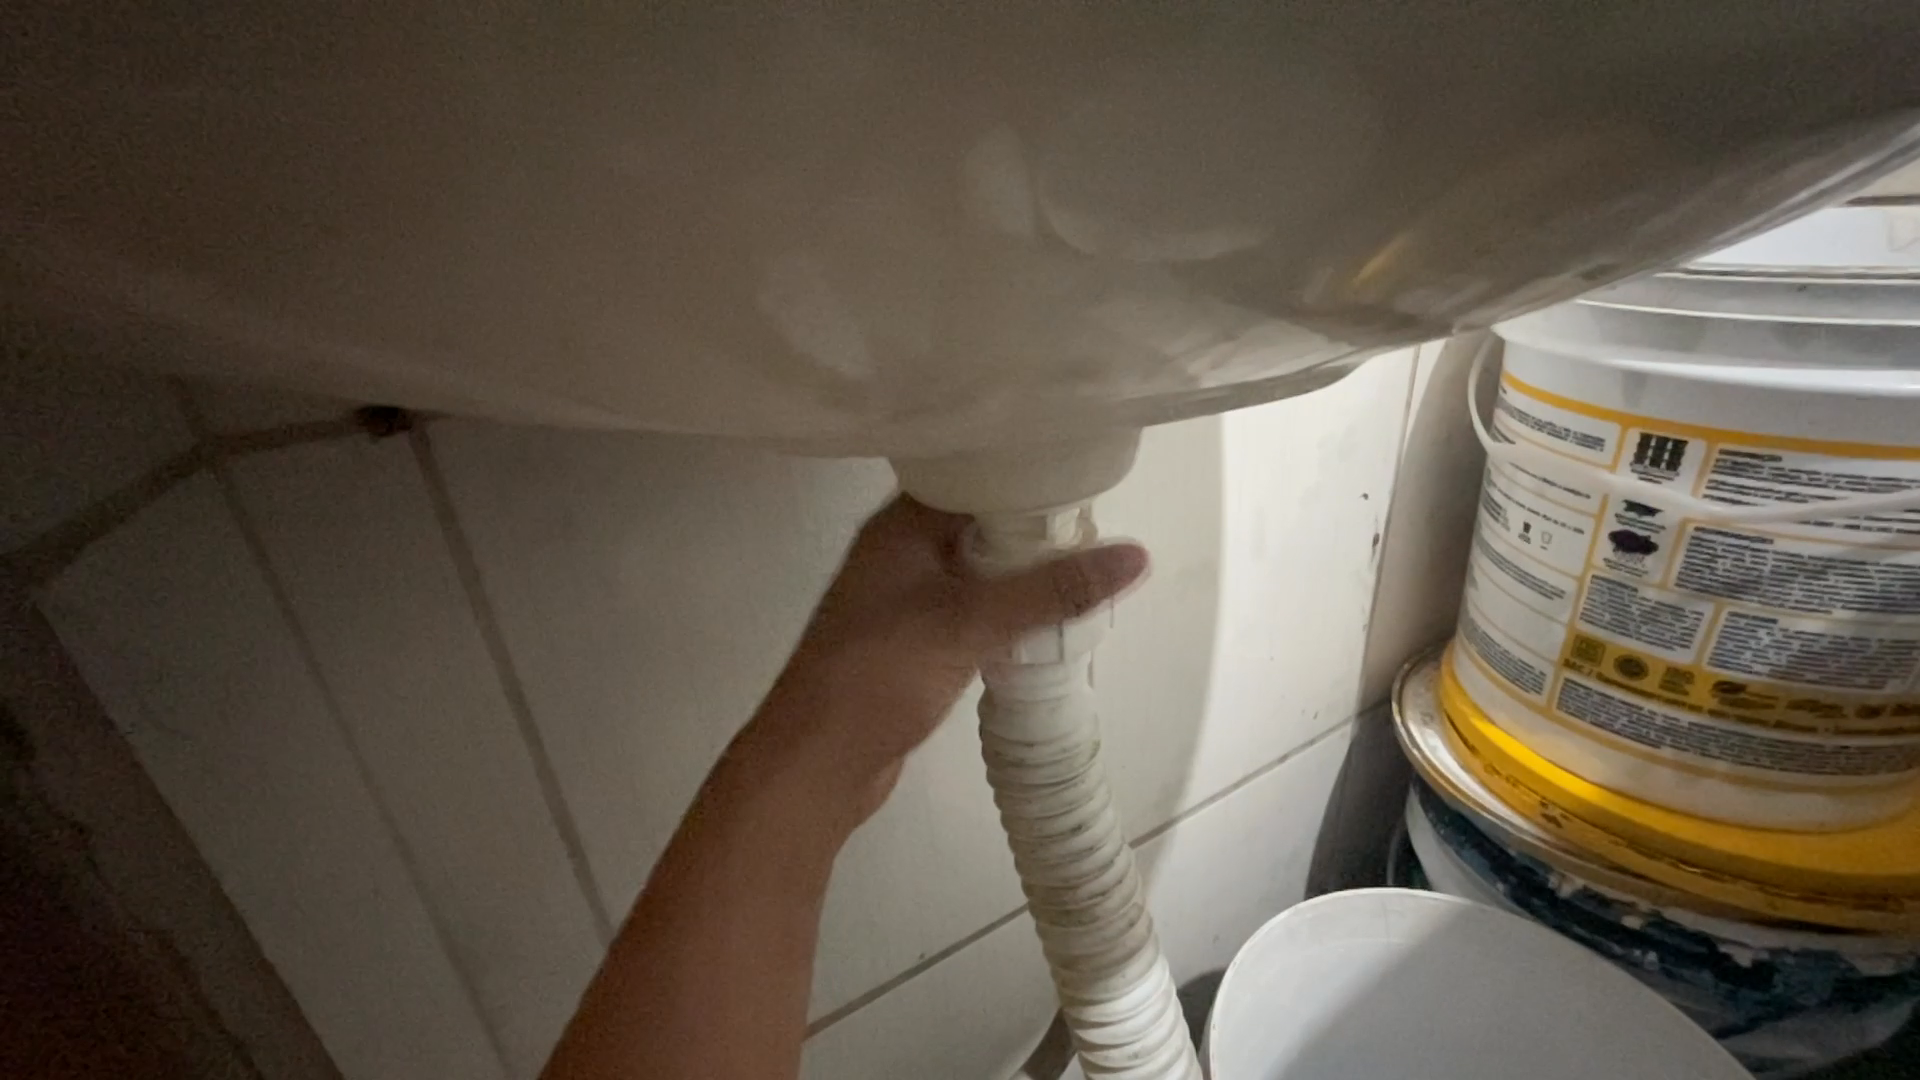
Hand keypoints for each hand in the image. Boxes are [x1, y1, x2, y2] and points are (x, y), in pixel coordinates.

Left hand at [725, 496, 1148, 829]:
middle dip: (1033, 530)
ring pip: (977, 571)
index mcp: (900, 526)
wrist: (819, 762)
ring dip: (1022, 574)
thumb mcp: (970, 622)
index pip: (971, 478)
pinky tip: (1048, 617)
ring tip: (1086, 567)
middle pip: (979, 525)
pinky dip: (1007, 611)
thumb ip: (1051, 590)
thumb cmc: (882, 673)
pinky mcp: (917, 640)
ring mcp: (906, 599)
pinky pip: (972, 610)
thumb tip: (1136, 554)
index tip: (1083, 475)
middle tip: (1097, 527)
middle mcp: (900, 552)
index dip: (1025, 474)